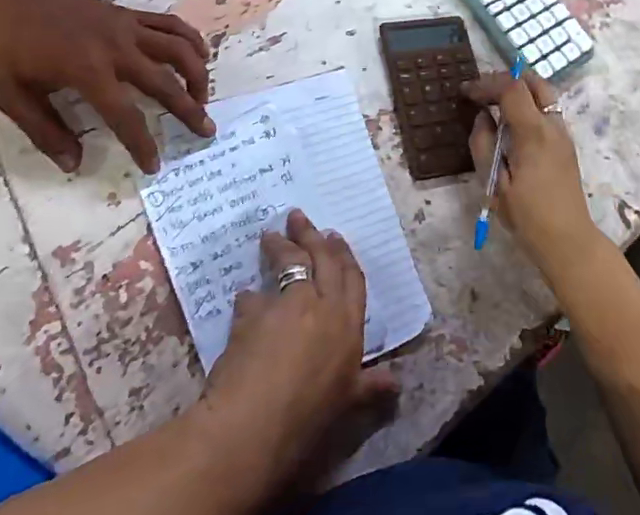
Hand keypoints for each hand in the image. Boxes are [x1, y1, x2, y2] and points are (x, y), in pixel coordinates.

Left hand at [0, 0, 212, 172]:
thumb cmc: (11, 46)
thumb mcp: (12, 96)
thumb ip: (45, 131)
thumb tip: (74, 164)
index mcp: (88, 72)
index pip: (125, 115)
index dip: (142, 144)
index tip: (154, 165)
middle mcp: (117, 50)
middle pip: (165, 83)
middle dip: (189, 110)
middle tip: (207, 131)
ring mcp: (129, 28)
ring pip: (178, 50)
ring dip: (197, 75)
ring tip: (203, 97)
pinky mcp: (132, 15)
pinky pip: (171, 25)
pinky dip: (191, 40)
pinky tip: (201, 55)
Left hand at [201, 210, 398, 489]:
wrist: (257, 423)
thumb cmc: (310, 415)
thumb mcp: (346, 400)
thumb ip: (369, 386)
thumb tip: (396, 384)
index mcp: (349, 325)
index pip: (352, 279)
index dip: (344, 255)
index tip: (335, 235)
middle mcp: (324, 306)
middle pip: (322, 259)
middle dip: (312, 235)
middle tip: (298, 216)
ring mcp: (289, 304)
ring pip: (289, 263)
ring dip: (280, 246)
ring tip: (271, 235)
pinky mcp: (254, 311)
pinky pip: (252, 296)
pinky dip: (249, 295)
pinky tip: (243, 295)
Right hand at [463, 72, 597, 269]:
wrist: (567, 240)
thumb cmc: (526, 214)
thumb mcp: (493, 181)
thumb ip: (483, 142)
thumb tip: (483, 117)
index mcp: (533, 132)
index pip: (512, 88)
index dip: (487, 83)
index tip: (466, 92)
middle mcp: (553, 125)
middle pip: (534, 82)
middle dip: (506, 79)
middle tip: (483, 92)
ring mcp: (563, 134)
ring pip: (544, 94)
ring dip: (520, 91)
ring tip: (496, 105)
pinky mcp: (566, 145)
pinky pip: (548, 111)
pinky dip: (529, 105)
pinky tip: (513, 125)